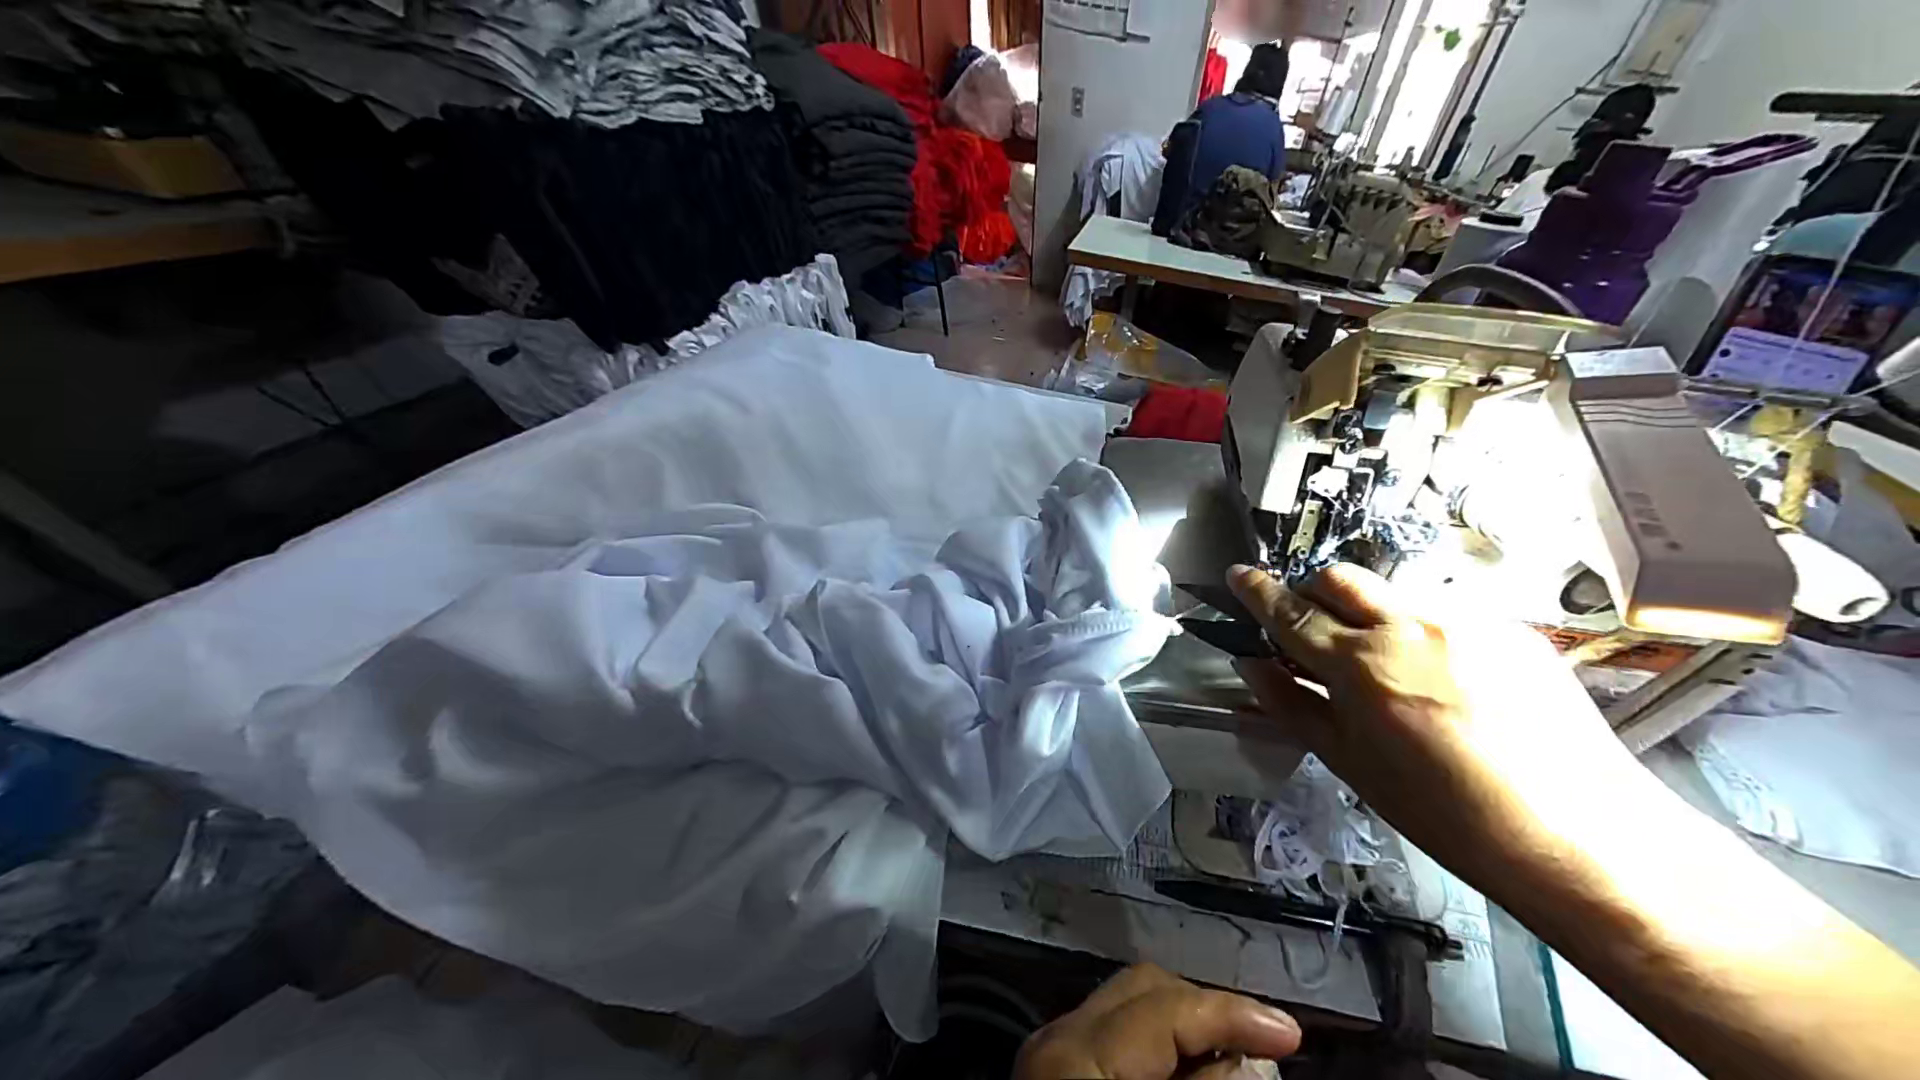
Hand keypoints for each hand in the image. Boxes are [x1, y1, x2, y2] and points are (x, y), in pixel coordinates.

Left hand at [1013, 964, 1298, 1079]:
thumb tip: (1245, 1063)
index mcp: (1078, 1053)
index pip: (1165, 1007)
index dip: (1231, 1014)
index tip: (1289, 1036)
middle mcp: (1058, 1038)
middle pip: (1144, 989)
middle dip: (1206, 1012)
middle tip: (1263, 1047)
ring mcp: (1052, 1053)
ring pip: (1130, 1007)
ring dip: (1185, 1029)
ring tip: (1235, 1060)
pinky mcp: (1055, 1072)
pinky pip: (1115, 1035)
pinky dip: (1158, 1049)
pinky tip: (1190, 1074)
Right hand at [1225, 563, 1651, 883]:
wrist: (1580, 836)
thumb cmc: (1446, 812)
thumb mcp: (1350, 764)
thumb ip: (1291, 705)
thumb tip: (1252, 667)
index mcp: (1362, 667)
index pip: (1291, 613)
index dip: (1258, 591)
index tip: (1240, 574)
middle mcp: (1411, 629)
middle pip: (1340, 577)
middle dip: (1314, 591)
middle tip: (1316, 626)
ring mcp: (1467, 624)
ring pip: (1394, 590)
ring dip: (1371, 611)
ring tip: (1388, 660)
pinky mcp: (1512, 630)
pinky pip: (1446, 611)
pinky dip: (1423, 630)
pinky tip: (1444, 676)